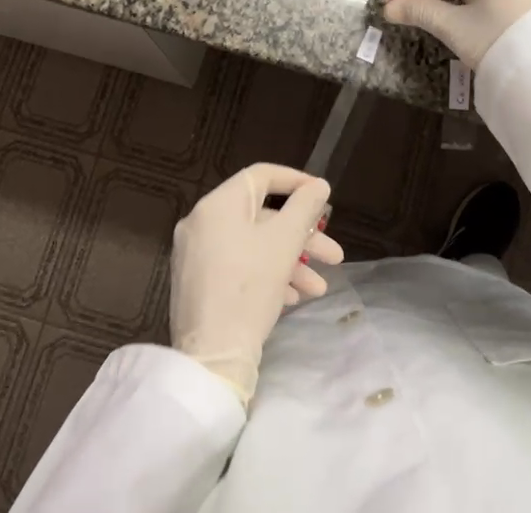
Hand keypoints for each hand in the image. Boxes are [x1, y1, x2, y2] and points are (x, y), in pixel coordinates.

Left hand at [169, 163, 343, 405]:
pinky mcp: (197, 283)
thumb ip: (305, 208)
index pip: (261, 176)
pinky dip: (266, 275)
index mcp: (217, 205)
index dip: (297, 181)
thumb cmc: (250, 287)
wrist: (212, 354)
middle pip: (261, 217)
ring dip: (290, 261)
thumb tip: (317, 185)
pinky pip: (238, 266)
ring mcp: (196, 255)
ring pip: (253, 246)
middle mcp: (201, 223)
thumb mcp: (285, 242)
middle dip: (302, 236)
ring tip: (318, 288)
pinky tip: (292, 298)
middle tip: (335, 256)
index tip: (324, 196)